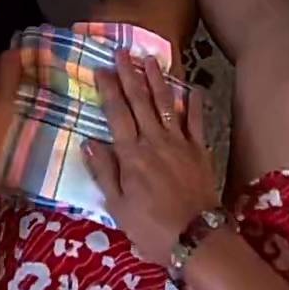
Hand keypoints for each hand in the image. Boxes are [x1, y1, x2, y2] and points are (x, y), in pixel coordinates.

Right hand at [81, 48, 221, 261]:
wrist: (196, 237)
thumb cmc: (151, 227)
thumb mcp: (118, 207)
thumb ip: (104, 172)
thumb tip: (88, 142)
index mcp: (132, 154)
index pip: (117, 114)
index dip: (109, 89)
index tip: (102, 68)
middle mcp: (155, 140)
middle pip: (140, 101)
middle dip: (130, 74)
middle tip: (123, 52)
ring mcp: (179, 142)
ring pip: (166, 103)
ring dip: (157, 80)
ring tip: (150, 58)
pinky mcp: (199, 148)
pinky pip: (197, 120)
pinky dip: (194, 102)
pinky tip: (192, 87)